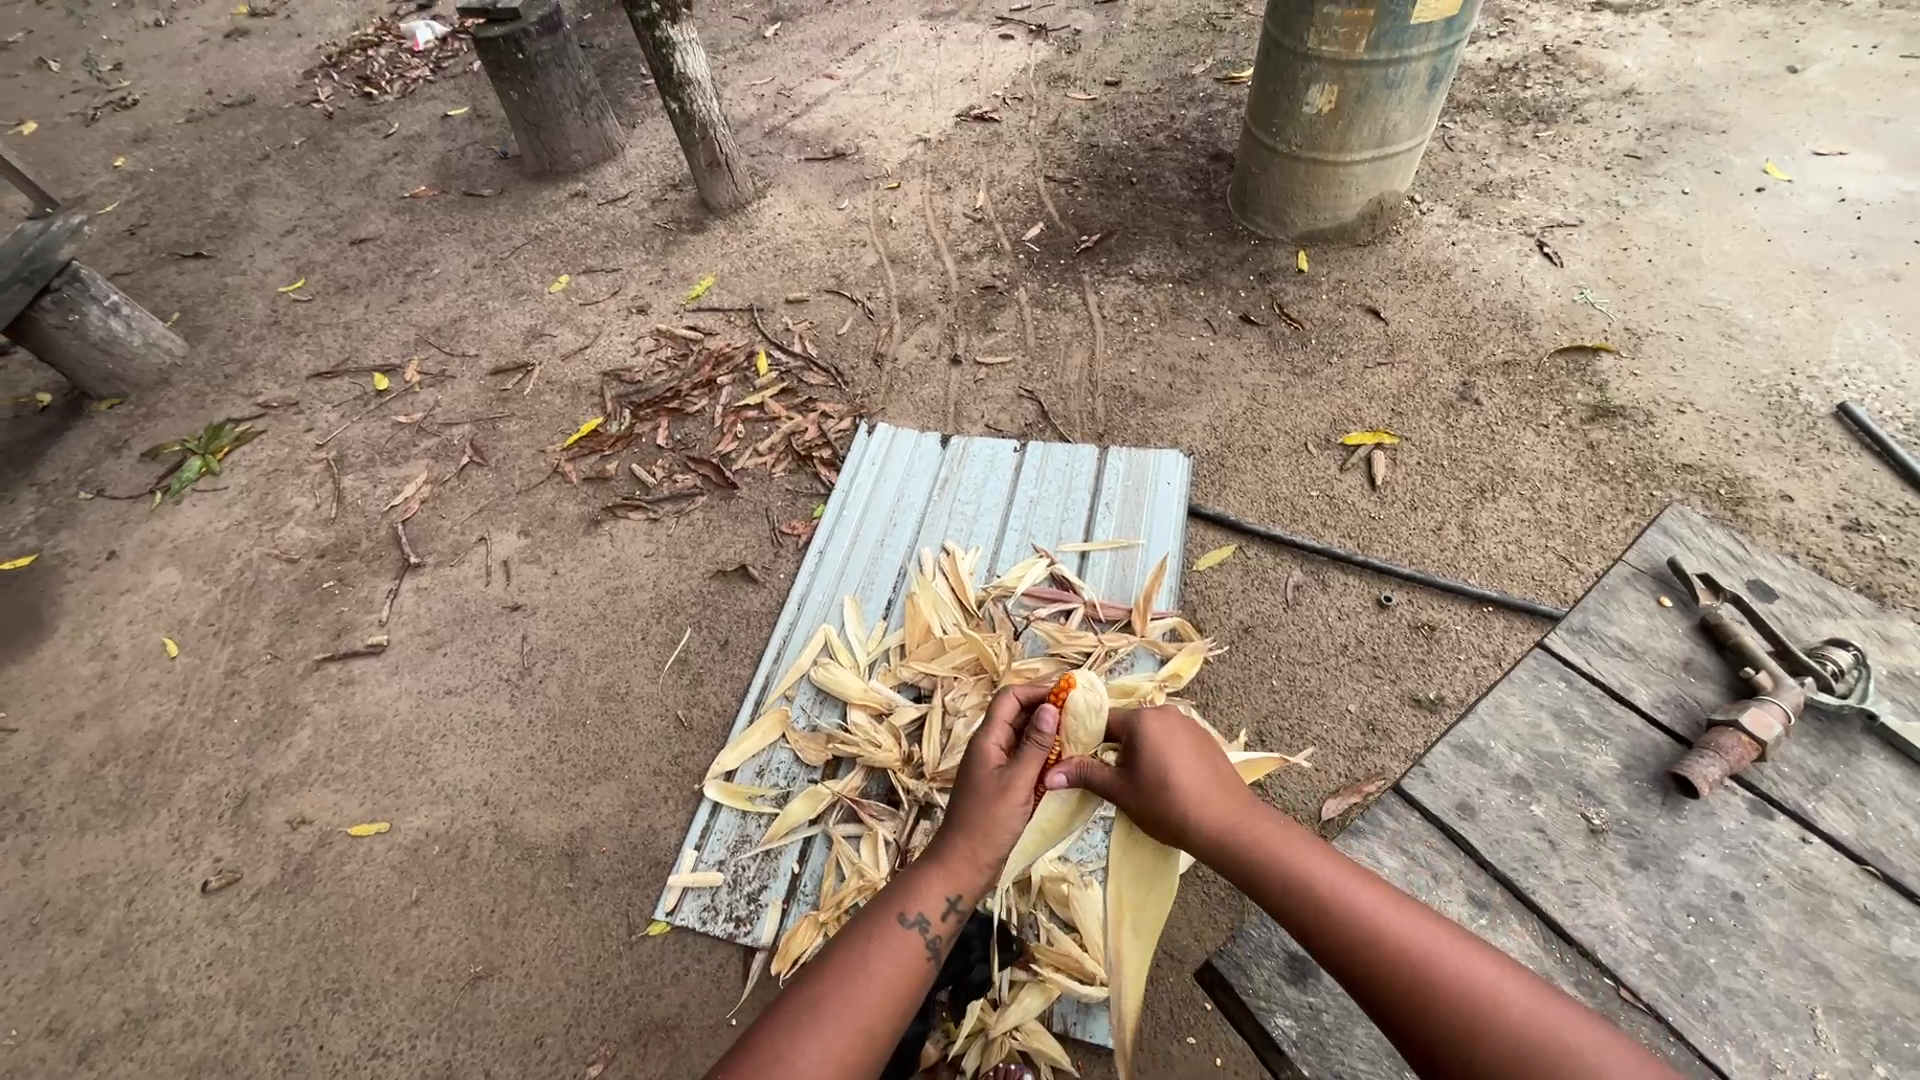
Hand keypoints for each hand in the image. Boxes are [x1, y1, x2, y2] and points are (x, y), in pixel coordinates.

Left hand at [929, 683, 1060, 886]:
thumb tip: (1051, 707)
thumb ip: (1035, 744)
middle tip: (1081, 715)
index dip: (1037, 690)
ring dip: (1047, 734)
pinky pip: (1024, 759)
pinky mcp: (1002, 783)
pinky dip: (1043, 756)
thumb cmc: (989, 823)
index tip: (1068, 695)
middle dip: (1046, 710)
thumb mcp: (1018, 781)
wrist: (963, 865)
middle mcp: (990, 746)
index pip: (1010, 697)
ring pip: (1023, 737)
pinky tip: (1064, 762)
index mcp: (987, 739)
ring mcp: (995, 765)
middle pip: (1017, 714)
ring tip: (1078, 735)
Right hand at [1042, 704, 1253, 853]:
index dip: (1086, 740)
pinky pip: (1172, 740)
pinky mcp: (1206, 739)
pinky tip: (1166, 782)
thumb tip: (1048, 774)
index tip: (1079, 761)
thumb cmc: (1168, 806)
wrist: (1229, 825)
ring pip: (1151, 733)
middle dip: (1114, 748)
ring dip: (1139, 752)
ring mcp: (1189, 724)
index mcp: (1141, 719)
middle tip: (1109, 778)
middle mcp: (1165, 712)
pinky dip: (1162, 755)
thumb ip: (1085, 775)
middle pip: (1127, 725)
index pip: (1101, 721)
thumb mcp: (1121, 792)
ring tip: (1138, 783)